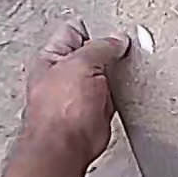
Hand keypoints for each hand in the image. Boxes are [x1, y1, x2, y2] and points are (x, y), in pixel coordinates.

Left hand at [19, 19, 128, 166]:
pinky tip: (125, 89)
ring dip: (116, 73)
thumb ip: (101, 47)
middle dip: (109, 51)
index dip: (95, 29)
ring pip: (105, 72)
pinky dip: (121, 91)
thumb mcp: (82, 63)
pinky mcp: (97, 108)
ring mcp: (81, 91)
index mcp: (52, 57)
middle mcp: (65, 73)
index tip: (114, 32)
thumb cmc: (61, 110)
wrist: (68, 146)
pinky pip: (114, 92)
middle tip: (123, 50)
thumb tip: (117, 40)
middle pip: (93, 51)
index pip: (75, 30)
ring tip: (124, 70)